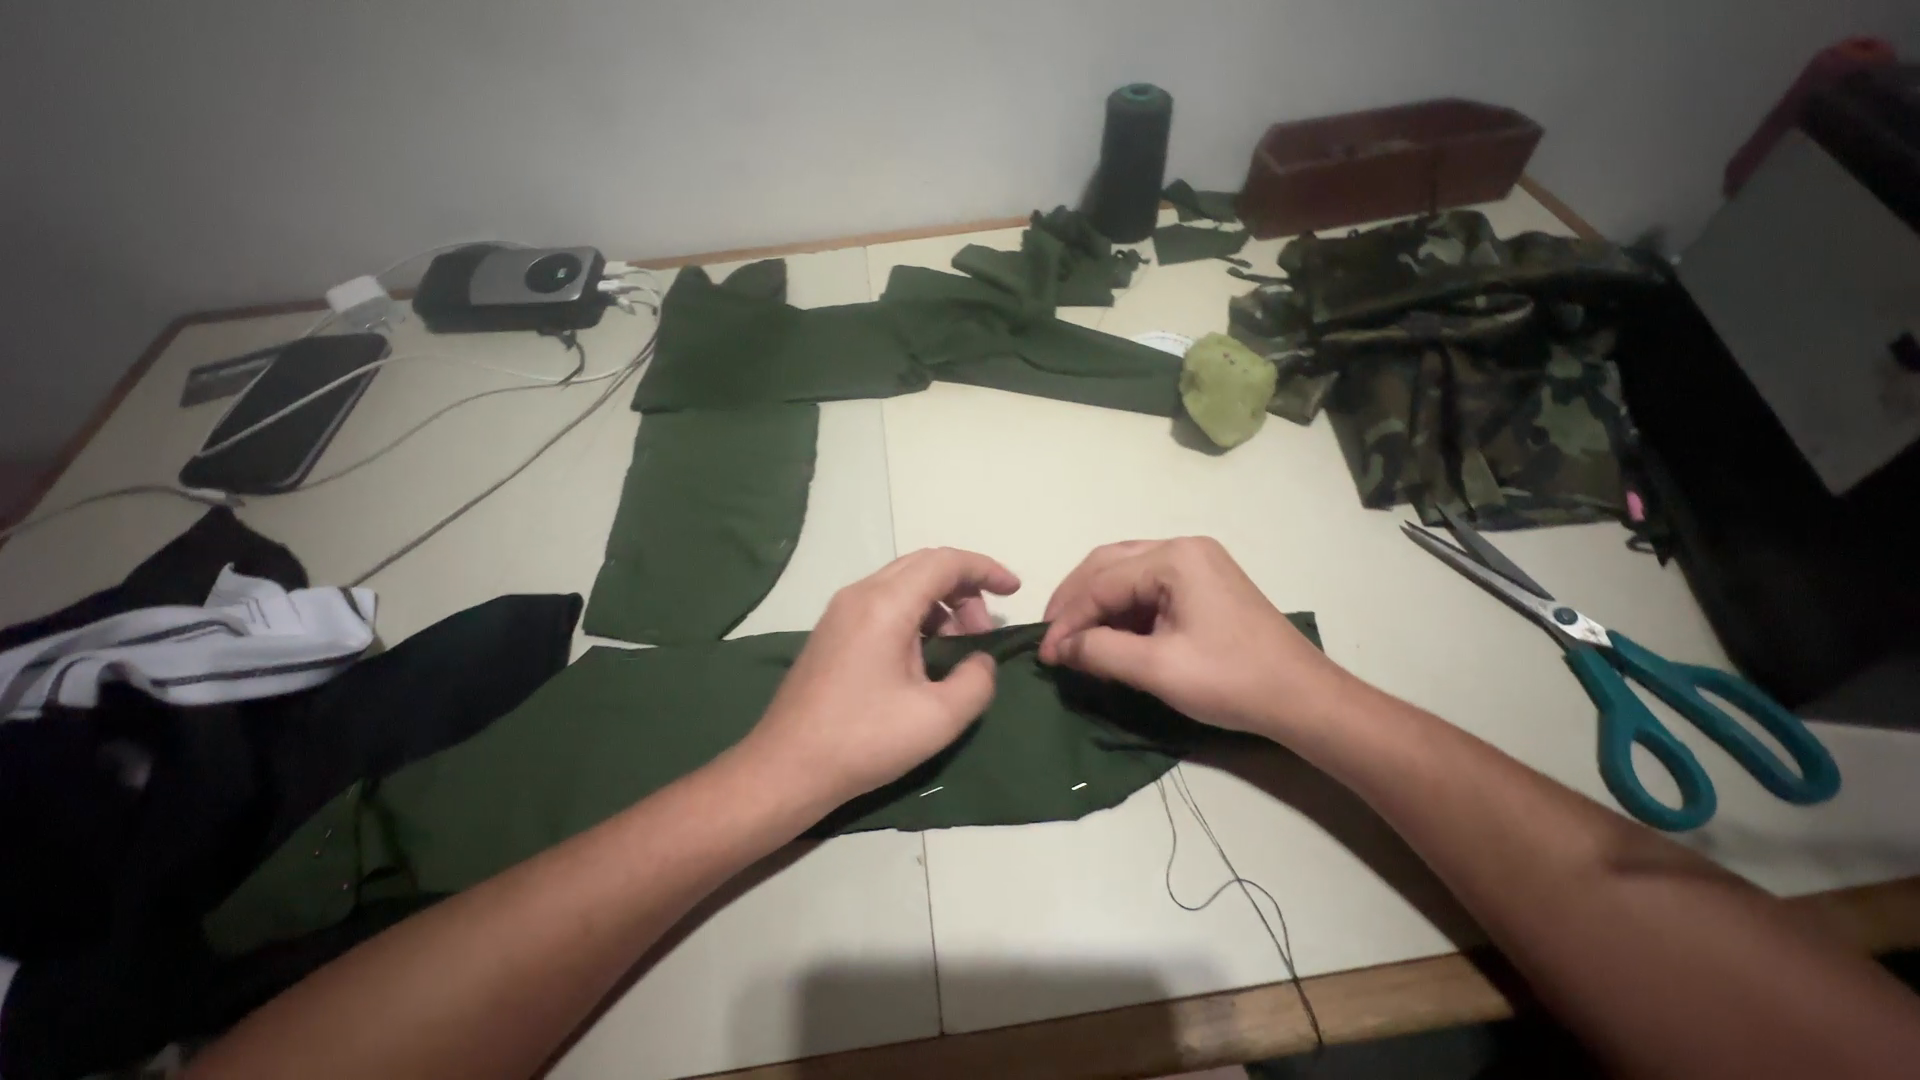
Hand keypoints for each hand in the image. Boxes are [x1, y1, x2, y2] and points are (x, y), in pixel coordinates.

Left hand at [743, 547, 1020, 806]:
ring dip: (941, 604)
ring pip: (903, 583)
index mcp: (885, 604)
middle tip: (985, 632)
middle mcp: (860, 595)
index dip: (986, 569)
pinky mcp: (832, 632)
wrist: (787, 768)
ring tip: (959, 648)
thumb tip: (979, 660)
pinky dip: (916, 615)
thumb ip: (977, 680)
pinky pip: (884, 603)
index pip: (945, 562)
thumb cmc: (864, 740)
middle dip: (965, 588)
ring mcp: (840, 612)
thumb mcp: (939, 718)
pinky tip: (925, 656)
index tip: (1015, 590)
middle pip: (923, 565)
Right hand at [1038, 537, 1355, 739]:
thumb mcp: (1157, 669)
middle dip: (1074, 602)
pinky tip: (1108, 635)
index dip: (1067, 619)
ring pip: (1125, 572)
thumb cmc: (1230, 680)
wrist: (1301, 698)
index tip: (1045, 655)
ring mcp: (1197, 563)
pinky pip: (1147, 587)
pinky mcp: (1204, 584)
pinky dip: (1122, 610)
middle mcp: (1183, 548)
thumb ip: (1100, 652)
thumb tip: (1058, 648)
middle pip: (1108, 565)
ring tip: (1073, 638)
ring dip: (1096, 604)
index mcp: (1174, 558)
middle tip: (1052, 639)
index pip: (1101, 582)